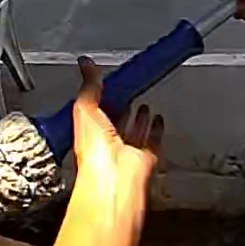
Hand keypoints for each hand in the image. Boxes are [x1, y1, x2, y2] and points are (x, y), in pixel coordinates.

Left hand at [70, 57, 164, 215]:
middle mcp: (106, 141)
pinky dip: (157, 130)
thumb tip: (85, 63)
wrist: (114, 182)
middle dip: (122, 106)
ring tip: (144, 105)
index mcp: (88, 130)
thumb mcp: (86, 108)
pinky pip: (153, 142)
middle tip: (129, 91)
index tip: (108, 80)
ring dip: (140, 118)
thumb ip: (89, 84)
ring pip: (134, 131)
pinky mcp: (145, 159)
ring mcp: (127, 151)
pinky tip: (159, 120)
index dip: (102, 94)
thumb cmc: (93, 152)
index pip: (95, 108)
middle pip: (116, 119)